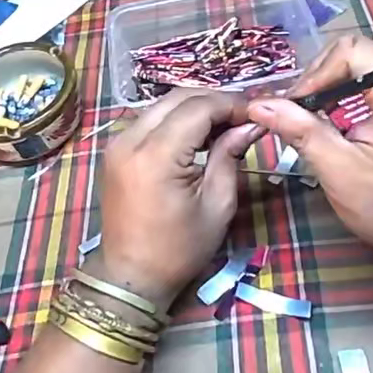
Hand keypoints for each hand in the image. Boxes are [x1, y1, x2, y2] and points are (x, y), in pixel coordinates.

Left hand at [89, 89, 264, 304]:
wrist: (129, 275)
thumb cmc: (178, 249)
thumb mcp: (216, 205)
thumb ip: (230, 156)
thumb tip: (250, 124)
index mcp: (155, 156)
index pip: (198, 107)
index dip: (231, 104)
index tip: (257, 112)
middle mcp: (129, 140)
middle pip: (178, 98)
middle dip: (214, 100)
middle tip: (244, 116)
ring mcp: (117, 143)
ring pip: (161, 105)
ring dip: (194, 107)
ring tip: (225, 124)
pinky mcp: (115, 150)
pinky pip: (149, 120)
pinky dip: (175, 119)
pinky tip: (197, 134)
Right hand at [247, 36, 372, 270]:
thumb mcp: (341, 172)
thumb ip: (300, 131)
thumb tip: (258, 104)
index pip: (350, 51)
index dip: (313, 75)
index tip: (291, 108)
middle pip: (358, 54)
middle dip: (320, 80)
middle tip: (296, 115)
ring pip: (368, 67)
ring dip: (334, 89)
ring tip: (311, 120)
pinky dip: (353, 97)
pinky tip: (338, 123)